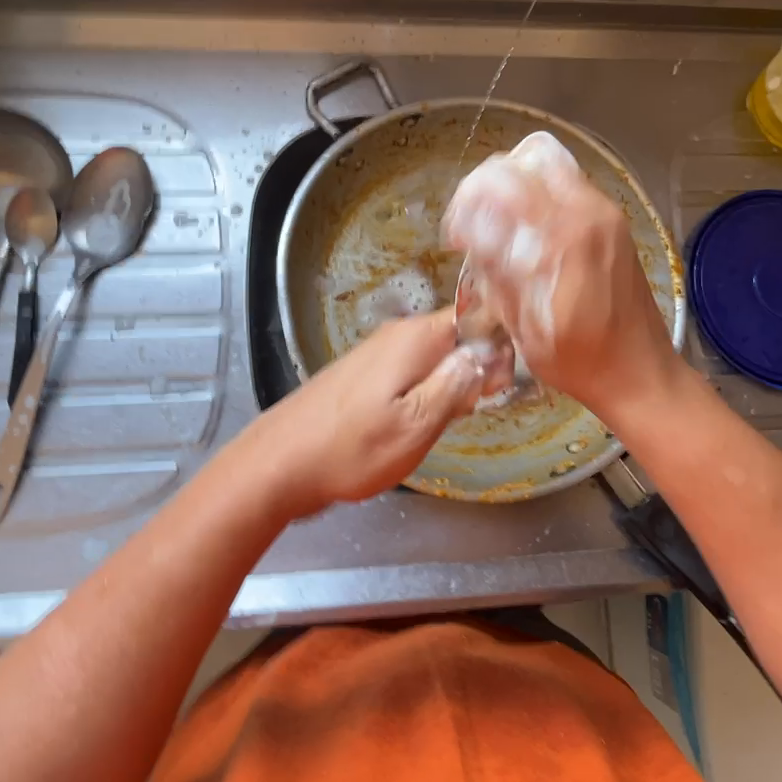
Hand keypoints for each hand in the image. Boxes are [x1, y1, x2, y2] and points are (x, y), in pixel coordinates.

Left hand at [247, 309, 483, 517]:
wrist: (279, 464)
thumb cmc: (350, 449)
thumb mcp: (416, 424)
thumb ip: (456, 384)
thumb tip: (490, 353)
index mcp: (416, 338)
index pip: (476, 316)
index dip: (499, 345)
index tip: (503, 381)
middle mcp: (397, 336)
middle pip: (457, 337)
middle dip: (476, 368)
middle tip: (473, 410)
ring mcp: (378, 354)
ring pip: (435, 358)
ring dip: (450, 385)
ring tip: (446, 421)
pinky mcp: (365, 375)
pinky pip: (412, 373)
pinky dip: (424, 393)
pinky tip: (416, 424)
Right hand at [442, 132, 681, 415]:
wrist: (642, 373)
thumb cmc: (581, 362)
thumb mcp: (526, 328)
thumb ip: (497, 274)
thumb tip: (470, 233)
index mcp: (565, 237)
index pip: (503, 182)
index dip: (467, 201)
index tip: (456, 236)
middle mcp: (589, 212)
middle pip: (526, 158)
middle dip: (489, 185)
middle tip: (474, 223)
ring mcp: (606, 213)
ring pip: (549, 165)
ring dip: (514, 187)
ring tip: (498, 226)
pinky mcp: (614, 221)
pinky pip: (568, 186)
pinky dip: (538, 197)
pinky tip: (527, 235)